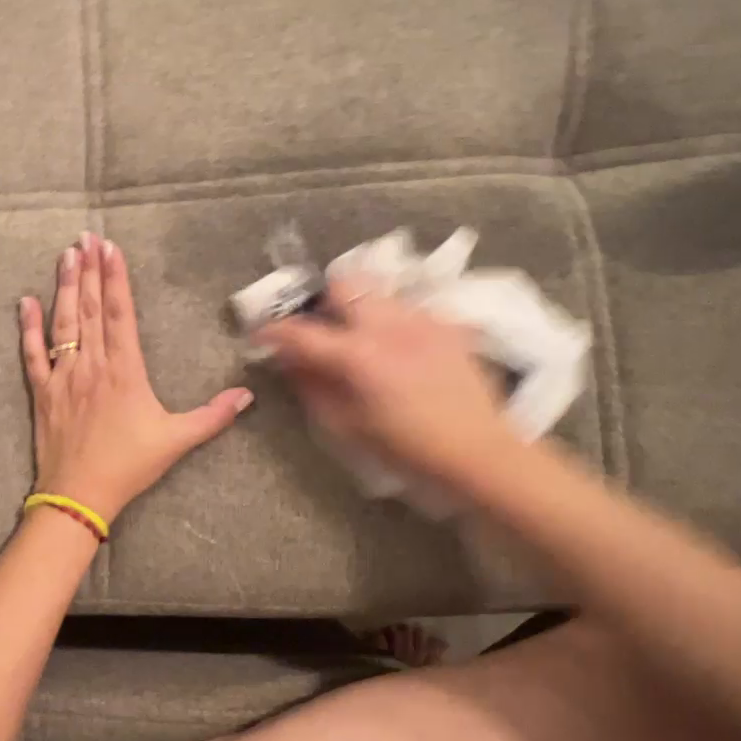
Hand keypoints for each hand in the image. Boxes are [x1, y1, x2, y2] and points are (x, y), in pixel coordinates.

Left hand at [19, 233, 253, 524]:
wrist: (78, 495)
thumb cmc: (129, 466)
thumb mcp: (176, 441)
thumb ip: (212, 416)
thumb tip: (247, 395)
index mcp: (124, 371)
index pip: (120, 313)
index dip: (116, 278)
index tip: (111, 248)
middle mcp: (92, 365)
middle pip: (90, 309)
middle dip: (89, 270)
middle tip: (85, 237)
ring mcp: (63, 377)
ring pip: (63, 323)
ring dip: (65, 287)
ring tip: (66, 256)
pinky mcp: (42, 392)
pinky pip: (32, 354)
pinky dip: (28, 327)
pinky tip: (26, 301)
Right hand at [254, 279, 518, 488]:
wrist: (481, 457)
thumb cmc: (407, 451)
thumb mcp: (347, 427)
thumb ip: (312, 388)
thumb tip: (288, 362)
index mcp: (359, 355)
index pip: (301, 331)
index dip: (273, 330)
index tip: (260, 335)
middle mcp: (391, 326)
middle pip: (346, 283)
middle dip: (324, 299)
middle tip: (317, 327)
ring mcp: (425, 321)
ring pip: (381, 292)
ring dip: (361, 309)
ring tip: (360, 337)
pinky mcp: (451, 328)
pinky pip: (413, 310)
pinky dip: (395, 322)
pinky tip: (399, 349)